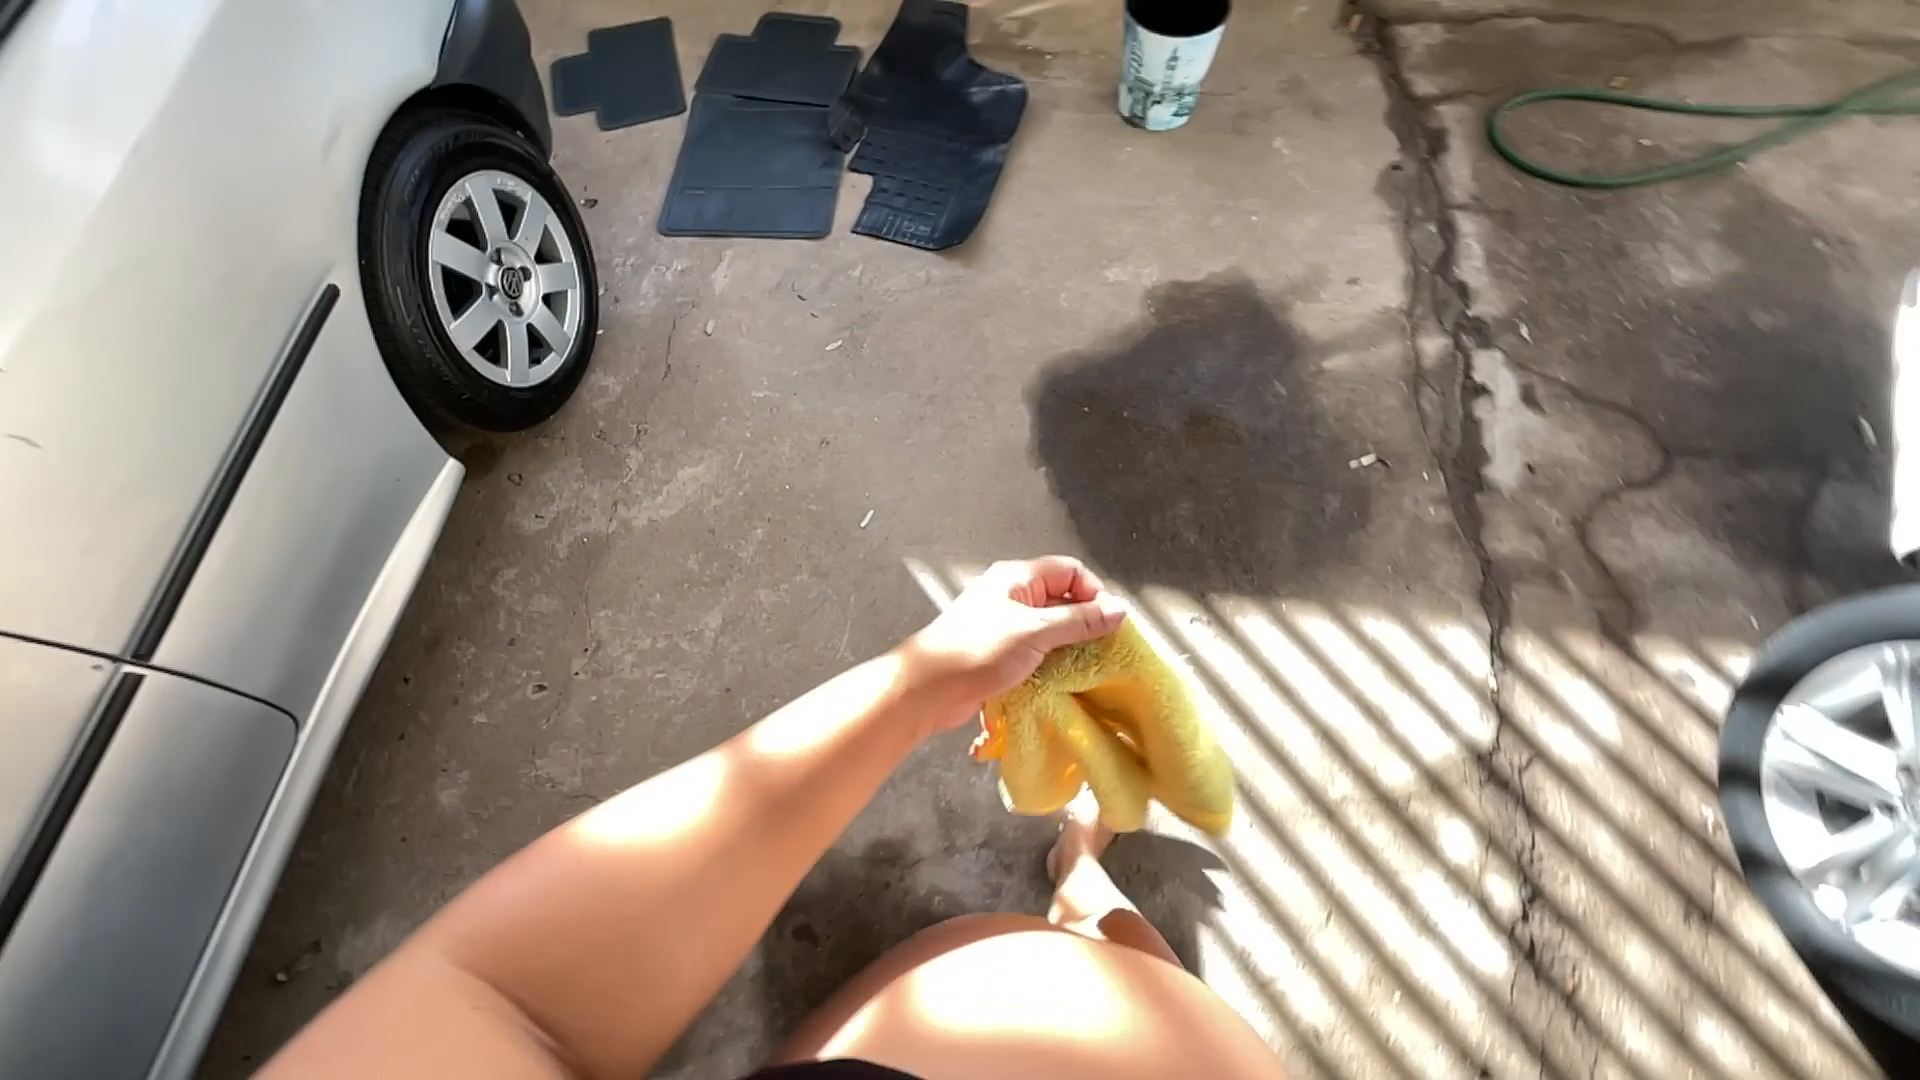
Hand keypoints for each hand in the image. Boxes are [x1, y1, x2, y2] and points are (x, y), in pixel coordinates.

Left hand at [899, 556, 1127, 734]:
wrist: (929, 689)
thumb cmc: (978, 651)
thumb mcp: (1035, 632)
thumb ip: (1078, 621)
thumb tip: (1119, 609)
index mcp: (1016, 578)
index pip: (1069, 571)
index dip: (1093, 592)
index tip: (1109, 622)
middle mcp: (1010, 595)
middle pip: (1060, 599)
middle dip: (1083, 621)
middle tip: (1103, 648)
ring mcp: (1003, 624)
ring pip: (1048, 628)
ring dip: (1068, 645)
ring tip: (1086, 666)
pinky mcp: (998, 652)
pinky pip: (1035, 650)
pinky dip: (1050, 661)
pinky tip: (1062, 678)